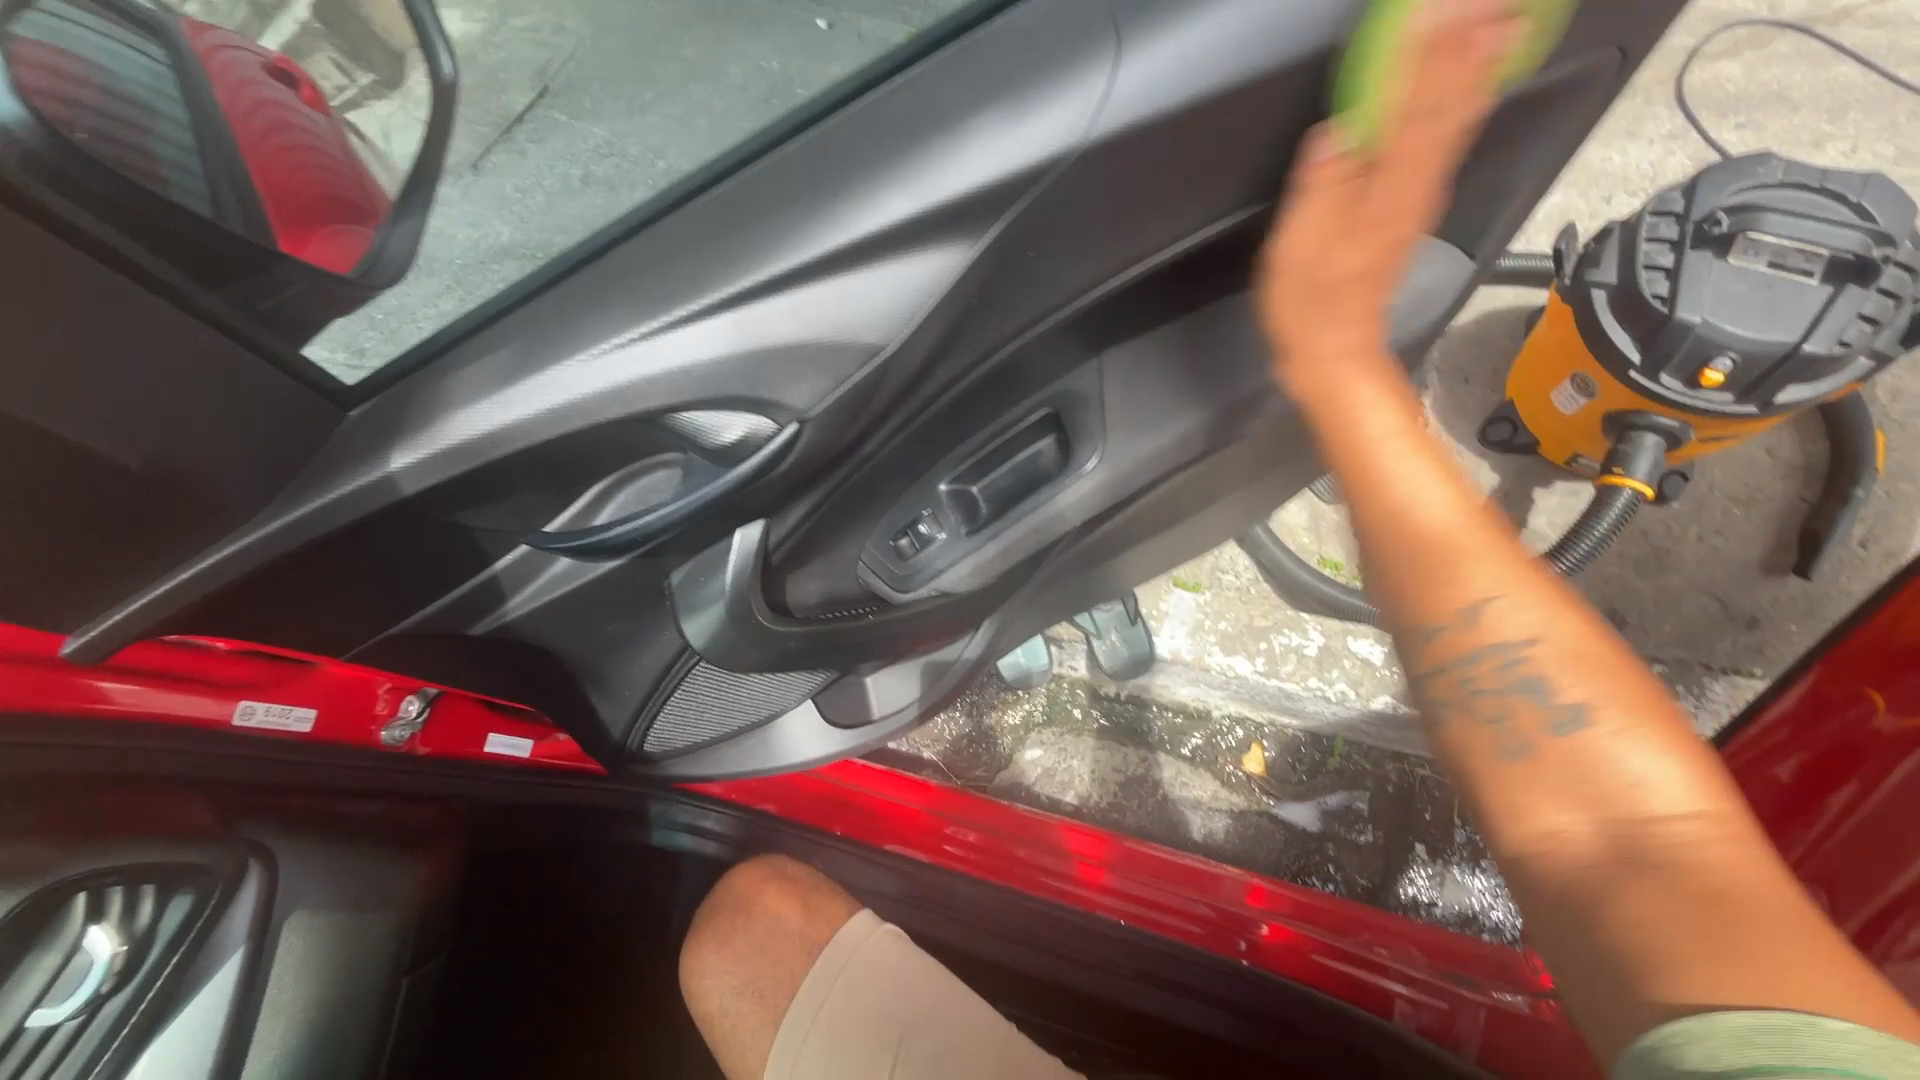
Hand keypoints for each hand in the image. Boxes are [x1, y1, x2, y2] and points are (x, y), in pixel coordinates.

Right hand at [1258, 0, 1519, 386]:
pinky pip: (1448, 144)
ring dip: (1479, 69)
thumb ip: (1320, 185)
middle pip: (1450, 106)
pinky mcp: (1414, 208)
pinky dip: (1465, 107)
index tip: (1448, 7)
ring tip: (1503, 23)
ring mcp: (1420, 198)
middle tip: (1495, 1)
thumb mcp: (1300, 245)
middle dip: (1472, 48)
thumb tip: (1338, 130)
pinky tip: (1473, 89)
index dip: (1433, 53)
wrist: (1334, 349)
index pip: (1415, 106)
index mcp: (1385, 189)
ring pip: (1458, 121)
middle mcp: (1416, 186)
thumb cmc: (1310, 301)